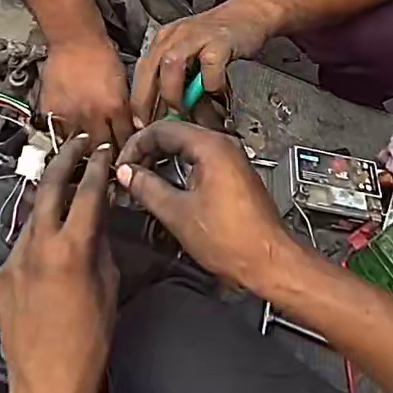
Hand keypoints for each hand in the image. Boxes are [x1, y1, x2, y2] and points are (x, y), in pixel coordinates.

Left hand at [0, 134, 118, 392]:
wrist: (47, 384)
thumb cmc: (87, 344)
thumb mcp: (108, 286)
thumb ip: (101, 244)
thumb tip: (98, 219)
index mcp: (71, 250)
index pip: (87, 192)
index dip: (97, 166)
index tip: (102, 152)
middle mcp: (37, 247)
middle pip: (49, 185)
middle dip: (65, 159)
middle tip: (78, 146)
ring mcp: (15, 258)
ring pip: (34, 215)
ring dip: (50, 202)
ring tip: (67, 196)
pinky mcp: (2, 273)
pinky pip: (22, 244)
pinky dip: (37, 238)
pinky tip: (50, 252)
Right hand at [38, 38, 134, 145]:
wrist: (74, 39)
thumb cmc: (100, 54)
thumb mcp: (123, 83)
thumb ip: (125, 109)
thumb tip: (131, 128)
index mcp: (114, 107)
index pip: (124, 141)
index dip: (126, 149)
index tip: (125, 155)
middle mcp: (93, 115)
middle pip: (102, 149)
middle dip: (106, 154)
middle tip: (107, 158)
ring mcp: (70, 114)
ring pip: (78, 145)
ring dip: (84, 147)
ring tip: (87, 150)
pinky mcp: (51, 110)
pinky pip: (57, 132)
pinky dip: (64, 134)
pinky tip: (69, 133)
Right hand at [115, 121, 304, 292]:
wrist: (270, 262)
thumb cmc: (234, 240)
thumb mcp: (177, 213)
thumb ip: (147, 188)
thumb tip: (126, 173)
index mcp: (210, 146)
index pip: (161, 129)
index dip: (136, 145)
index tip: (123, 164)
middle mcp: (223, 145)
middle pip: (174, 134)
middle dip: (147, 151)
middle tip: (128, 171)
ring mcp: (230, 159)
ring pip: (186, 147)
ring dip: (162, 160)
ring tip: (142, 180)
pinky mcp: (233, 174)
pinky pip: (199, 160)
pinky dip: (178, 169)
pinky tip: (166, 187)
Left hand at [129, 0, 277, 124]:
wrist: (249, 12)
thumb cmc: (220, 37)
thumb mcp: (192, 55)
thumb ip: (180, 79)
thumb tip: (169, 113)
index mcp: (165, 39)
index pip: (141, 70)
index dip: (137, 98)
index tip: (137, 121)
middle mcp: (176, 35)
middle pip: (149, 67)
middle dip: (146, 100)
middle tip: (152, 123)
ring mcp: (197, 35)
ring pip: (171, 63)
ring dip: (172, 91)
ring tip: (180, 110)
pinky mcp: (220, 40)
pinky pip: (209, 65)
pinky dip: (209, 84)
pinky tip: (214, 94)